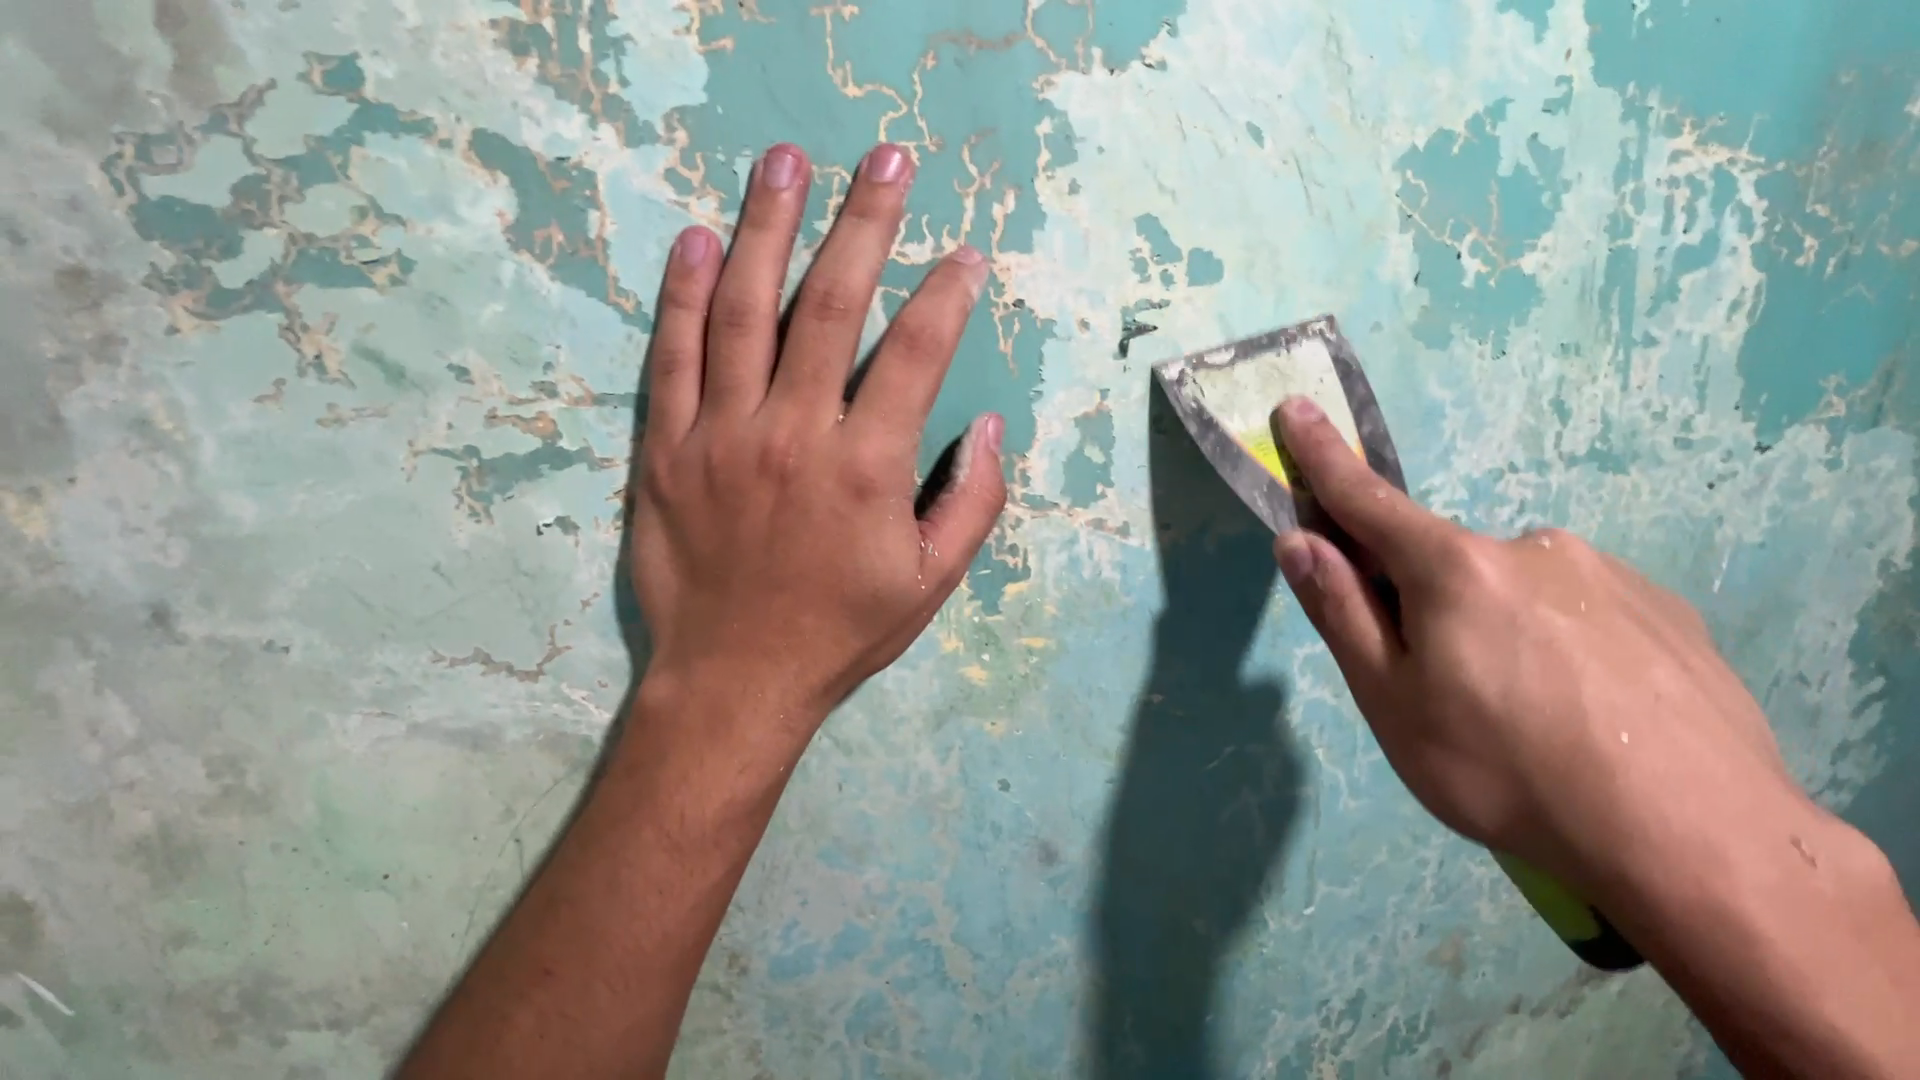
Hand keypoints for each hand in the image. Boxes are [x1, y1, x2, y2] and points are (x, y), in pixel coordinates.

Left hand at [632, 142, 1007, 723]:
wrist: (734, 680)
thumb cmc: (840, 632)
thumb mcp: (930, 583)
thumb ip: (974, 503)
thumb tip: (993, 428)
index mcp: (866, 468)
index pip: (916, 353)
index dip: (947, 295)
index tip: (966, 256)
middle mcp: (793, 434)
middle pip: (831, 304)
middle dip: (865, 223)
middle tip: (885, 158)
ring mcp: (720, 436)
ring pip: (744, 311)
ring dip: (770, 228)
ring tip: (785, 163)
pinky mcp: (665, 450)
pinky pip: (672, 358)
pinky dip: (685, 295)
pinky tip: (701, 241)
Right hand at [1267, 396, 1802, 890]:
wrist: (1696, 839)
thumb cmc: (1506, 770)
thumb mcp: (1392, 702)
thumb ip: (1342, 614)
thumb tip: (1300, 542)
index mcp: (1453, 568)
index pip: (1366, 500)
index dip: (1323, 456)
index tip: (1296, 408)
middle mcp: (1530, 548)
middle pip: (1444, 562)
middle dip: (1423, 602)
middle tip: (1444, 688)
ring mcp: (1606, 574)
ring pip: (1515, 589)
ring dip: (1497, 627)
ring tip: (1528, 714)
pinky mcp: (1664, 610)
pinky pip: (1578, 610)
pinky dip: (1560, 643)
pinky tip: (1588, 712)